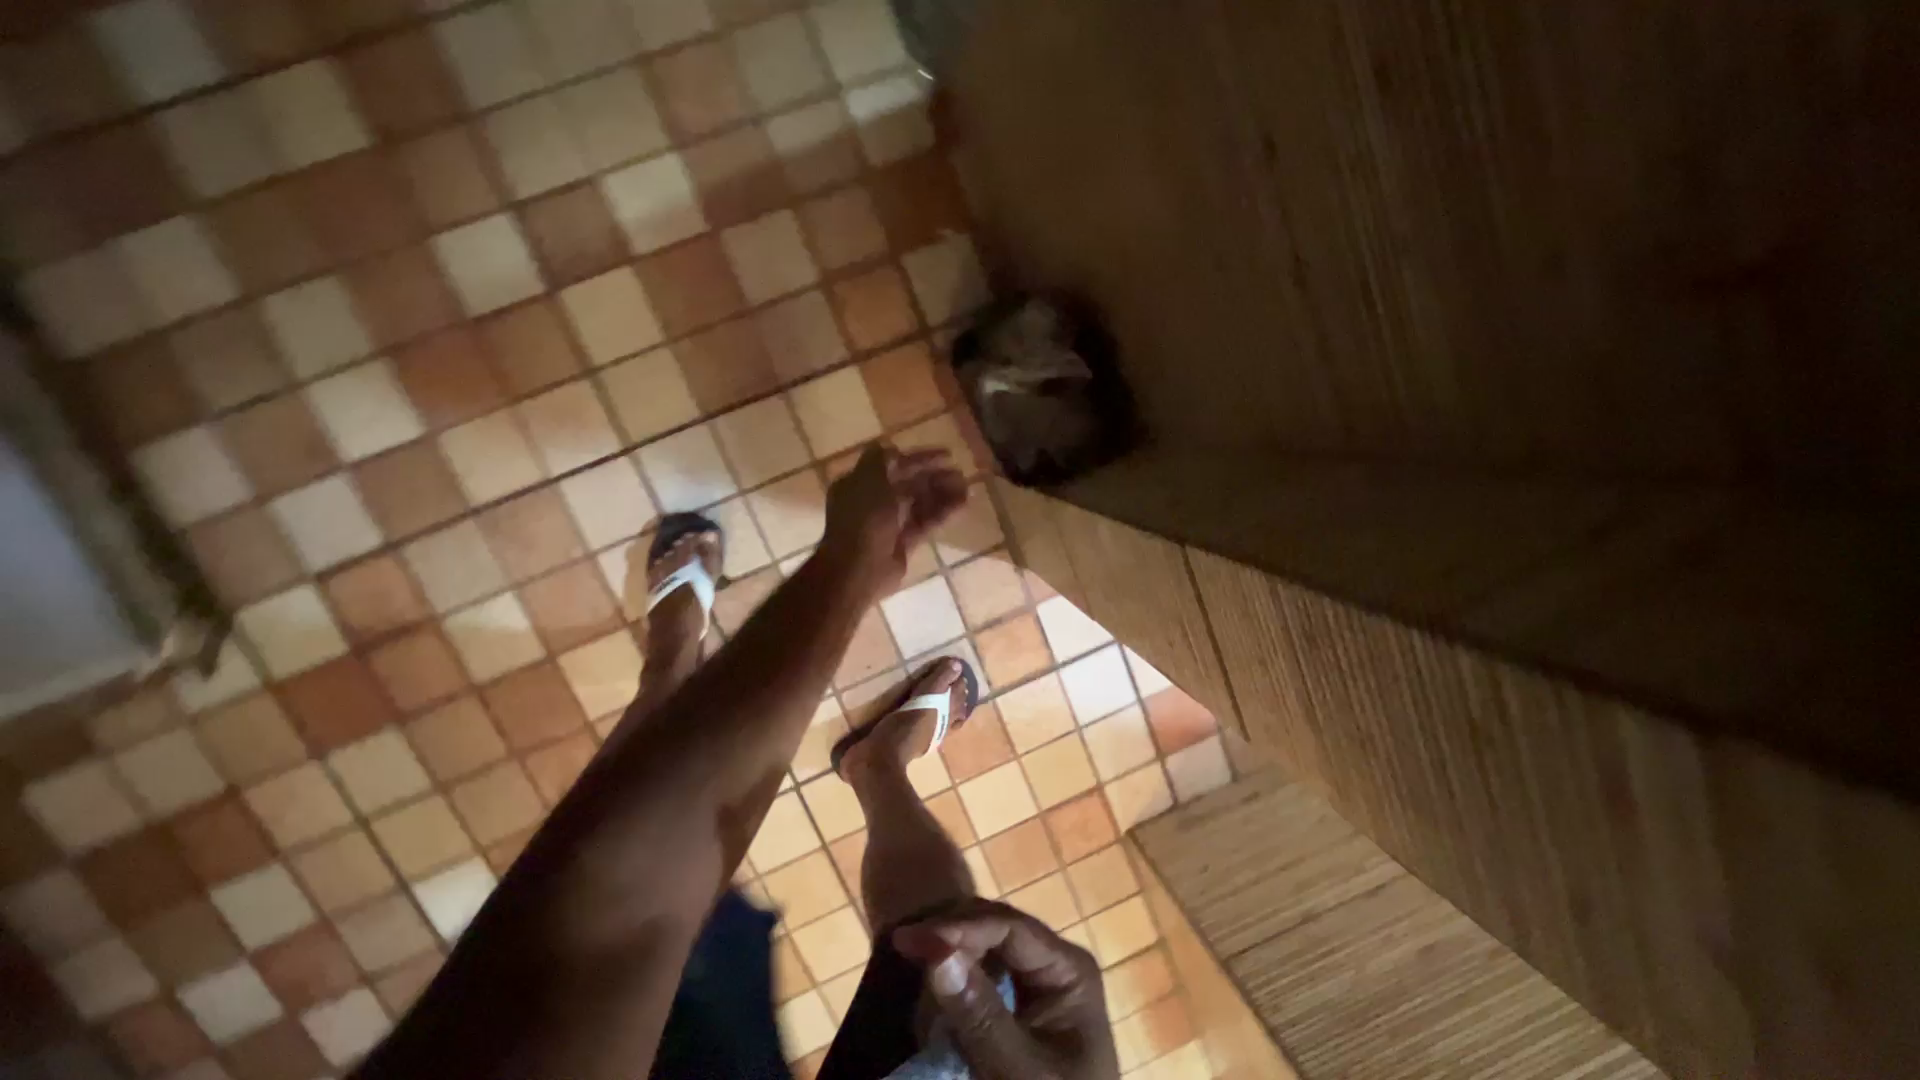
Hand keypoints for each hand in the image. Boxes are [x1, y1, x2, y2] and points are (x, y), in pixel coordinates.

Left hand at [822, 445, 967, 596]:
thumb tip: (893, 447)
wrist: (858, 569)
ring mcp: (888, 523)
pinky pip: (924, 522)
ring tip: (966, 489)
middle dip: (934, 477)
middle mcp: (873, 501)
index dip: (919, 457)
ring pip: (919, 503)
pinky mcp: (902, 542)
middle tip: (960, 474)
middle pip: (908, 483)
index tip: (947, 455)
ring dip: (942, 494)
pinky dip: (941, 513)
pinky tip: (962, 505)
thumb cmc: (862, 520)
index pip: (892, 464)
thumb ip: (880, 460)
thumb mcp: (868, 480)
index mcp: (860, 483)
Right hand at [892, 900, 1118, 1079]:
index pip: (1009, 926)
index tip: (907, 941)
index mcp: (1067, 969)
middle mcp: (1052, 962)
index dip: (958, 928)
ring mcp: (1034, 981)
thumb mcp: (1019, 1071)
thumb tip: (938, 952)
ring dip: (946, 964)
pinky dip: (951, 989)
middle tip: (904, 956)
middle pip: (991, 929)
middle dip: (949, 942)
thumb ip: (980, 1015)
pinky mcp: (1015, 1003)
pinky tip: (934, 1007)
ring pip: (979, 949)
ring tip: (919, 988)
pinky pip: (977, 978)